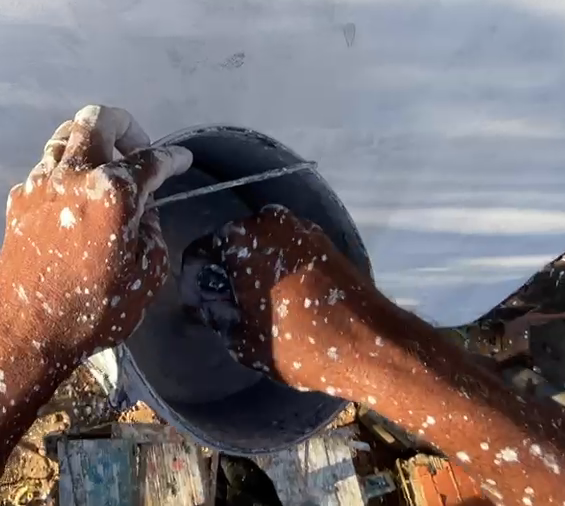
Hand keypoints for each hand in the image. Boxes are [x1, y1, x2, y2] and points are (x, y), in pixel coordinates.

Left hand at [0, 105, 191, 363]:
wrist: (30, 328)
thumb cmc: (97, 307)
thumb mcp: (148, 272)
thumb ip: (151, 227)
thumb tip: (142, 207)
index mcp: (112, 191)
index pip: (150, 160)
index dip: (172, 158)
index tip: (181, 160)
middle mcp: (74, 173)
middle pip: (97, 119)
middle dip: (124, 126)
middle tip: (135, 149)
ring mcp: (41, 181)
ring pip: (66, 135)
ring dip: (89, 143)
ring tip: (102, 166)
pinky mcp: (19, 196)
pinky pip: (46, 166)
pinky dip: (66, 171)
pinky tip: (74, 196)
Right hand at [184, 205, 373, 389]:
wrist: (371, 345)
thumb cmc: (299, 342)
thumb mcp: (242, 340)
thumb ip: (216, 316)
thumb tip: (210, 305)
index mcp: (239, 237)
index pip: (199, 252)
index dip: (193, 281)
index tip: (198, 306)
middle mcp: (266, 219)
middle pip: (230, 244)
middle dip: (223, 272)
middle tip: (227, 307)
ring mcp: (298, 225)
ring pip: (260, 245)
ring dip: (252, 269)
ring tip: (257, 305)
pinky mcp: (322, 239)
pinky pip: (286, 249)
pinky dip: (279, 267)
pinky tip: (285, 298)